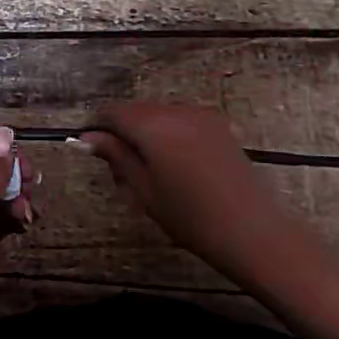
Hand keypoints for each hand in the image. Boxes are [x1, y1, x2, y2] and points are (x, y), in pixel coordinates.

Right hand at [79, 103, 305, 281]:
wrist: (251, 230)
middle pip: (136, 110)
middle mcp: (175, 109)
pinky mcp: (218, 124)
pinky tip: (173, 165)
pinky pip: (181, 120)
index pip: (112, 112)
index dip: (97, 127)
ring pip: (159, 114)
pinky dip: (168, 133)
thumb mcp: (143, 189)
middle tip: (118, 173)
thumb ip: (116, 156)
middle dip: (122, 131)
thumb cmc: (189, 216)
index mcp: (152, 124)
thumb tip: (87, 138)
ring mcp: (200, 114)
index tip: (89, 149)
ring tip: (146, 172)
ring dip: (145, 132)